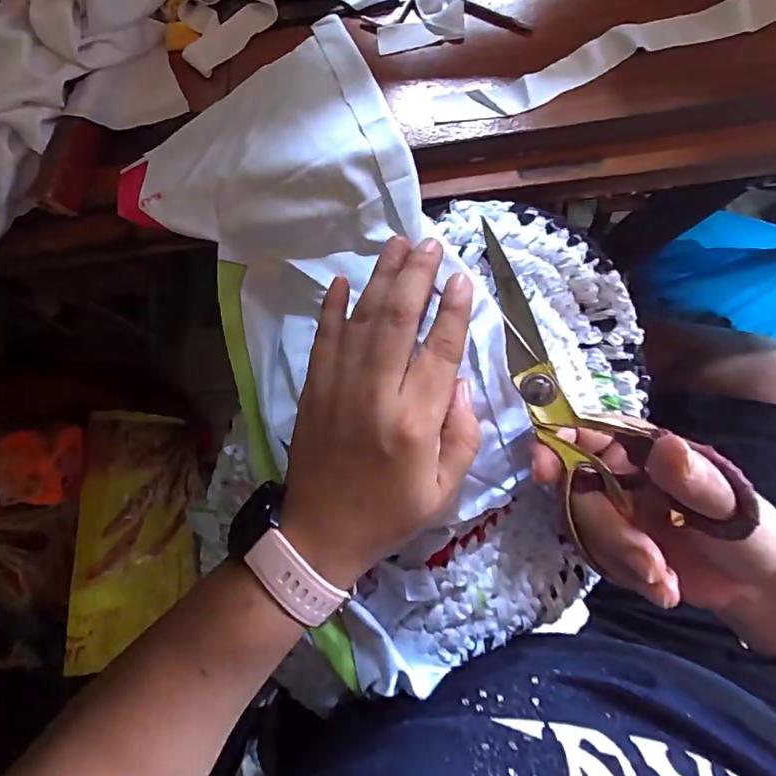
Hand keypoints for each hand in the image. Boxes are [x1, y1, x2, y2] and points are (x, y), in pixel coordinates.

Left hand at [280, 235, 481, 589]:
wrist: (321, 532)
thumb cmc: (390, 513)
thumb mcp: (445, 489)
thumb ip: (463, 432)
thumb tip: (458, 378)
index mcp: (414, 422)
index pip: (439, 351)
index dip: (453, 310)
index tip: (462, 278)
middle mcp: (376, 394)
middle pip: (398, 320)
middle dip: (416, 275)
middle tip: (430, 244)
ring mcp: (338, 386)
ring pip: (363, 319)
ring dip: (381, 278)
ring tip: (397, 244)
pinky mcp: (313, 387)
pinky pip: (323, 337)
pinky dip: (332, 306)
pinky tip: (345, 279)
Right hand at [532, 430, 775, 655]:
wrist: (765, 594)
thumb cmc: (755, 535)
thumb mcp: (732, 508)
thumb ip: (696, 480)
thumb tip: (666, 444)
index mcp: (642, 448)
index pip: (584, 431)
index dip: (555, 443)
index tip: (544, 468)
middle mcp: (617, 472)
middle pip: (575, 488)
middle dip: (607, 530)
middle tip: (649, 562)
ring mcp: (611, 507)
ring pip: (582, 525)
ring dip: (621, 558)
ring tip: (667, 581)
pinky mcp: (611, 543)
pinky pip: (594, 556)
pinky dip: (627, 577)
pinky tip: (664, 588)